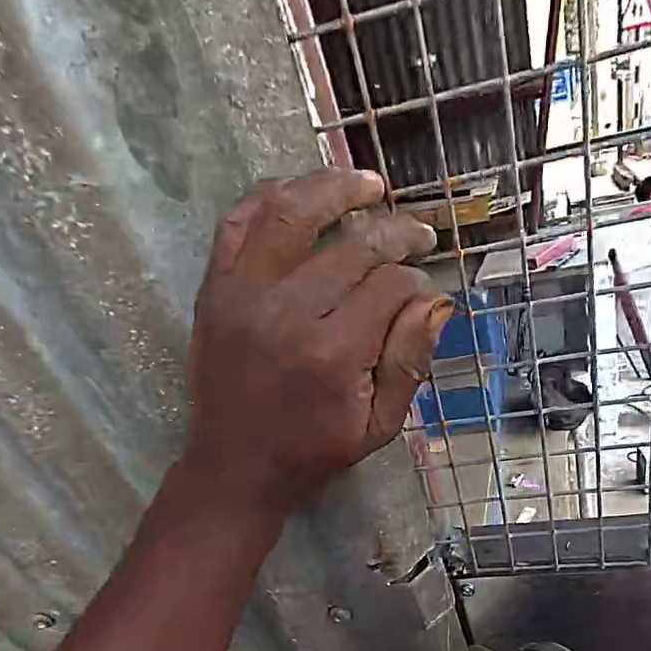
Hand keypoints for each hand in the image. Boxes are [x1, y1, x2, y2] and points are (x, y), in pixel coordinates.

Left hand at [182, 169, 451, 511]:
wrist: (234, 465)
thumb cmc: (310, 450)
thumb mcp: (378, 425)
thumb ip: (410, 361)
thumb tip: (437, 299)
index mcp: (332, 353)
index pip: (390, 286)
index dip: (418, 281)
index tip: (425, 288)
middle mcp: (285, 313)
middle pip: (352, 244)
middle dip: (396, 231)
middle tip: (418, 232)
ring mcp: (242, 296)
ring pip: (290, 213)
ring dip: (333, 187)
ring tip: (367, 185)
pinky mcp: (213, 291)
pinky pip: (236, 224)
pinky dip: (268, 198)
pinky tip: (298, 193)